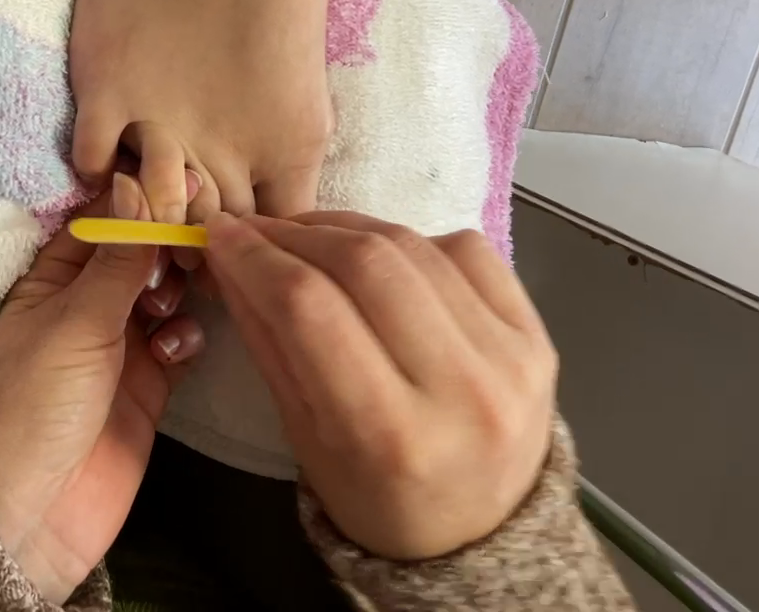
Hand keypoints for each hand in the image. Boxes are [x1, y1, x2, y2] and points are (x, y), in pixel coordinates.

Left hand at [0, 174, 206, 602]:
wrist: (35, 515)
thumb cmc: (35, 403)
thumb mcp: (75, 323)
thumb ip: (117, 259)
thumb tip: (133, 182)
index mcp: (56, 274)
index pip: (106, 218)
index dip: (143, 198)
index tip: (184, 180)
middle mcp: (92, 297)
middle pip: (143, 249)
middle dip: (171, 240)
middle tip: (199, 242)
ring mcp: (123, 338)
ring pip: (168, 288)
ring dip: (183, 284)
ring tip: (189, 290)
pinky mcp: (151, 379)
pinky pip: (180, 336)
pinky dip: (185, 333)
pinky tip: (178, 347)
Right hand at [69, 0, 336, 222]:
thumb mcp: (297, 36)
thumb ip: (269, 101)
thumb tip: (240, 127)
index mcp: (295, 133)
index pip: (279, 233)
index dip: (256, 244)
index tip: (231, 230)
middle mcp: (233, 145)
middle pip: (214, 238)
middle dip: (198, 240)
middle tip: (179, 219)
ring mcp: (163, 121)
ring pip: (150, 216)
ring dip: (142, 212)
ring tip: (138, 189)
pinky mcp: (104, 84)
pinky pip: (89, 163)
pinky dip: (92, 166)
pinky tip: (99, 140)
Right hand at [203, 211, 557, 559]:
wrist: (480, 532)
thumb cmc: (370, 489)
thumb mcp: (298, 427)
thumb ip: (263, 333)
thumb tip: (229, 252)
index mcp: (388, 434)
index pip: (308, 308)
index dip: (255, 257)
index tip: (221, 233)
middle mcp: (461, 391)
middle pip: (362, 263)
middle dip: (294, 232)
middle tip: (259, 230)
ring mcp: (510, 357)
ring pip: (409, 244)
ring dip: (341, 225)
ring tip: (307, 235)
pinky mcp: (537, 333)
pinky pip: (464, 247)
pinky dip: (409, 238)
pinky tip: (381, 258)